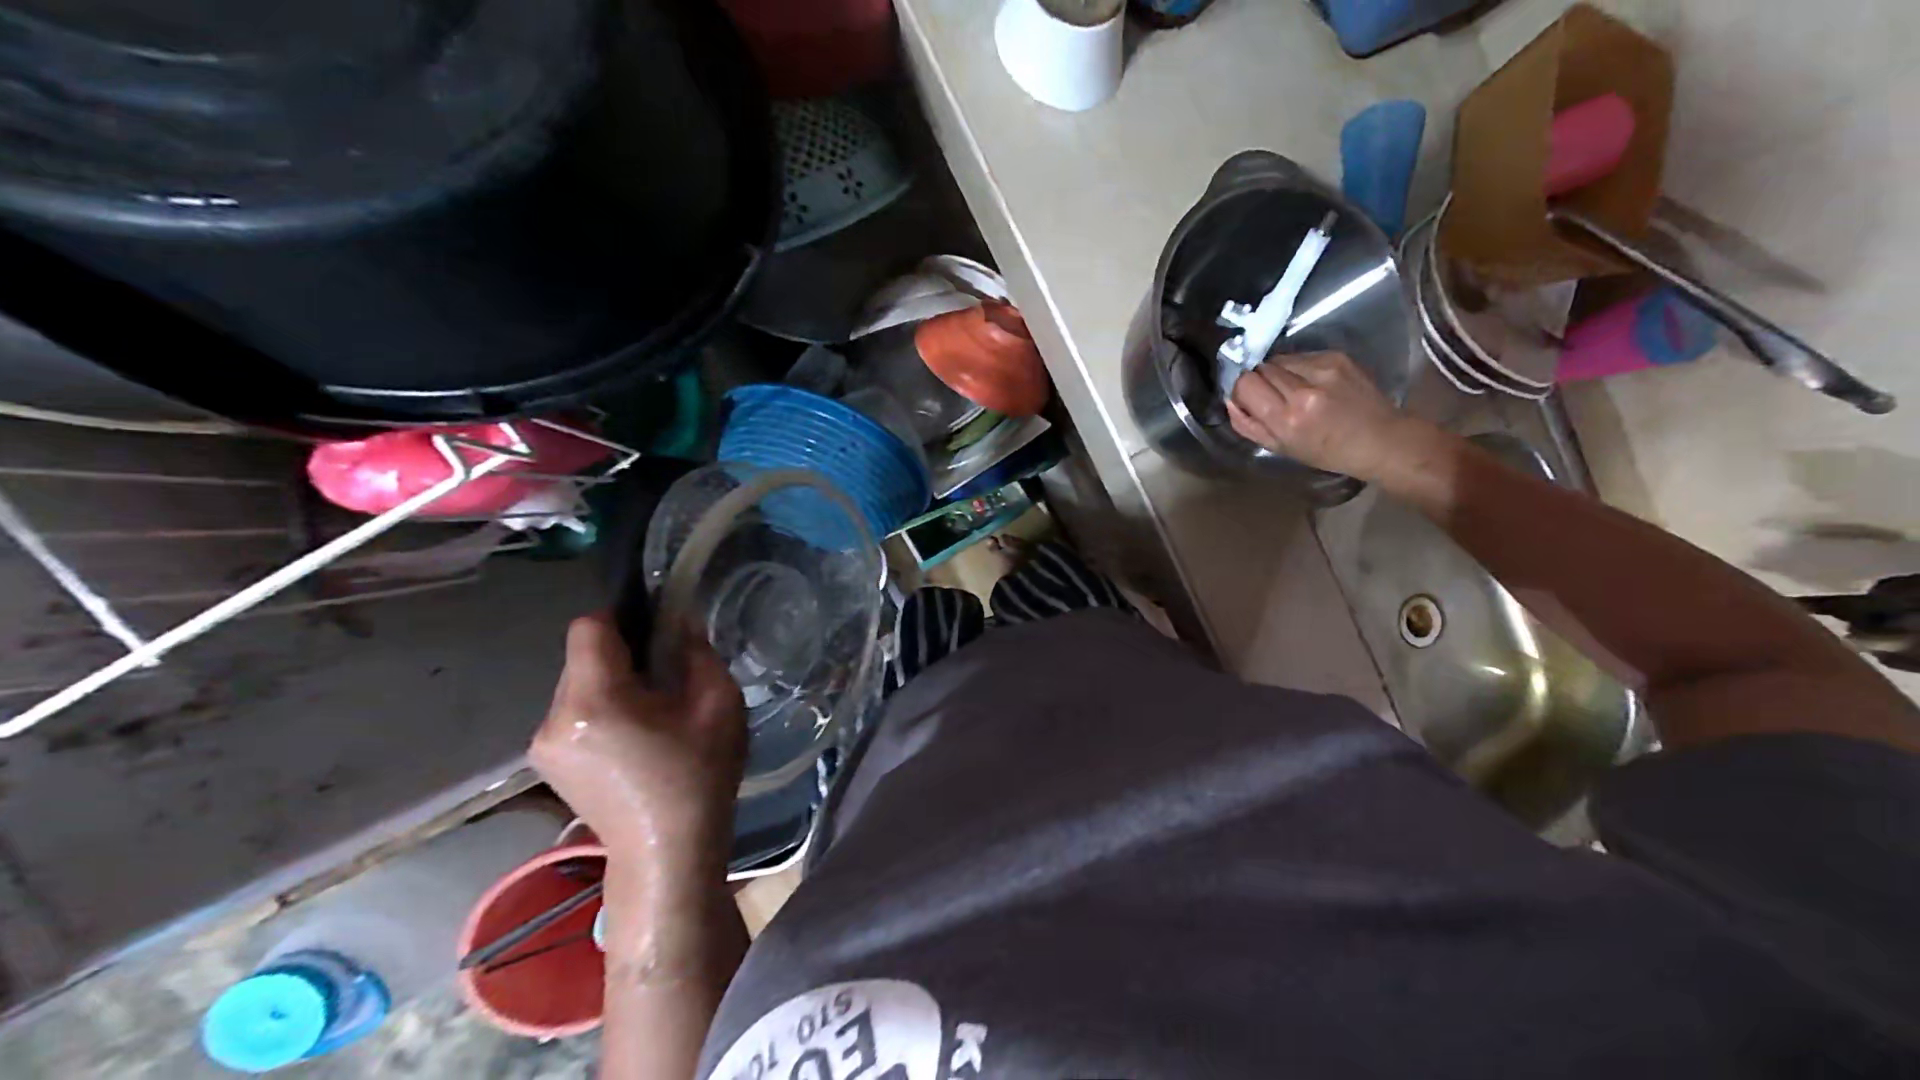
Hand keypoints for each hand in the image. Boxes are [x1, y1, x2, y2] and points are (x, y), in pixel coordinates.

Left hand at [530, 614, 745, 867]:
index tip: (655, 633)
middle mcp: (553, 718)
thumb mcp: (718, 705)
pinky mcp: (545, 762)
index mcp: (594, 702)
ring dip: (610, 684)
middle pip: (581, 656)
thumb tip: (679, 620)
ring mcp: (542, 744)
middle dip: (621, 655)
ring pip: (576, 684)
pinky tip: (632, 736)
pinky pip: (571, 712)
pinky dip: (600, 710)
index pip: (588, 627)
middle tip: (663, 678)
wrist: (666, 854)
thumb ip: (697, 652)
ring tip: (650, 712)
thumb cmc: (697, 778)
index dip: (622, 618)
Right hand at [1228, 351, 1420, 481]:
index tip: (1246, 397)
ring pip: (1279, 359)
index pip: (1245, 383)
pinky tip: (1312, 382)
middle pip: (1260, 368)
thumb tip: (1230, 400)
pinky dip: (1298, 367)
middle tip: (1270, 395)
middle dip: (1258, 380)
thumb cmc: (1327, 452)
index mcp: (1286, 418)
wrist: (1380, 439)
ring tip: (1292, 389)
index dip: (1241, 388)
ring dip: (1278, 372)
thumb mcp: (1280, 448)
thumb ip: (1248, 425)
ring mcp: (1323, 369)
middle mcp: (1303, 390)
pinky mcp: (1337, 357)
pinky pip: (1301, 356)